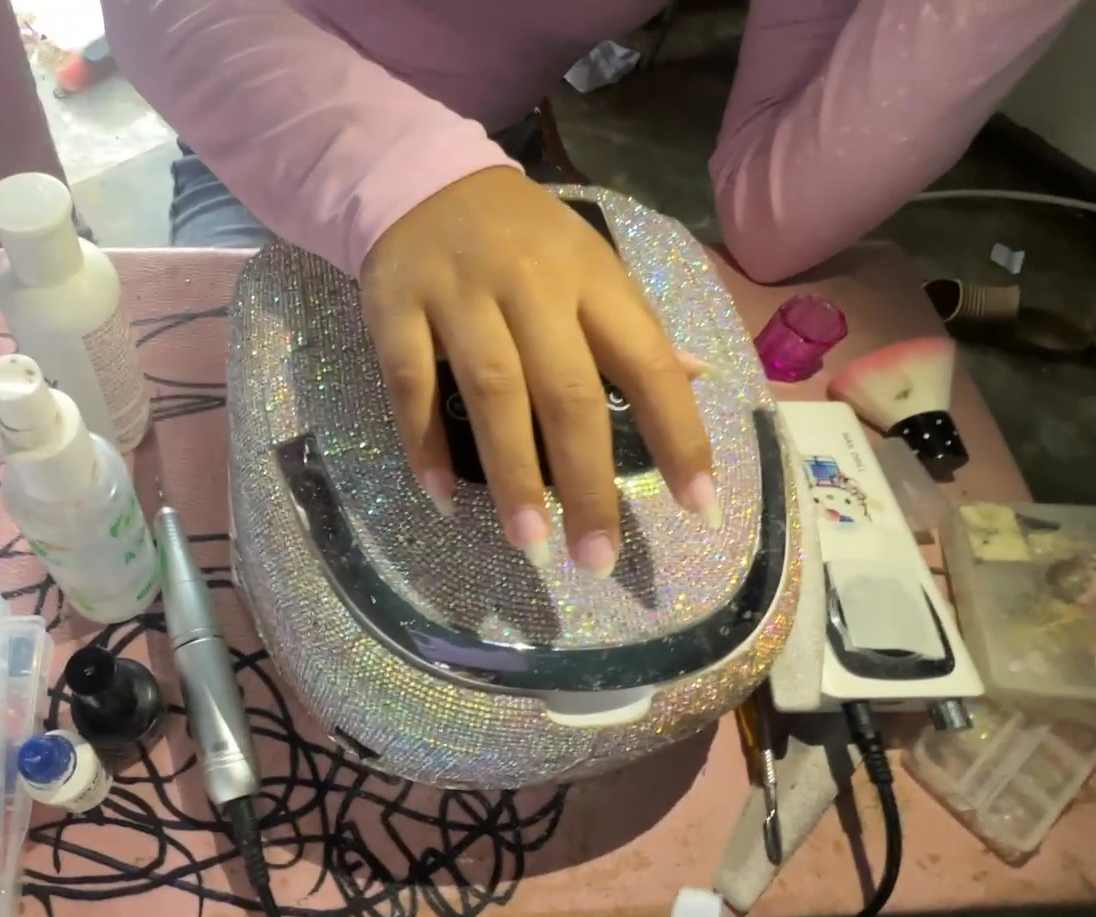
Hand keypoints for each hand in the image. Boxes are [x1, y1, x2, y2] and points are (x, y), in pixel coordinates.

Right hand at [360, 167, 714, 577]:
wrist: (422, 181)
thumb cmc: (519, 237)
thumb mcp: (588, 264)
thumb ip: (633, 325)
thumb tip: (697, 379)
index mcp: (590, 278)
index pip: (647, 361)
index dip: (679, 435)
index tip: (699, 508)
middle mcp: (531, 286)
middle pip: (567, 391)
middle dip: (586, 480)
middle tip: (594, 557)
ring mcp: (459, 296)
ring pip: (492, 391)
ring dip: (510, 472)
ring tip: (528, 543)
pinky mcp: (397, 308)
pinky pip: (411, 384)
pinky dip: (424, 442)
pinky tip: (441, 496)